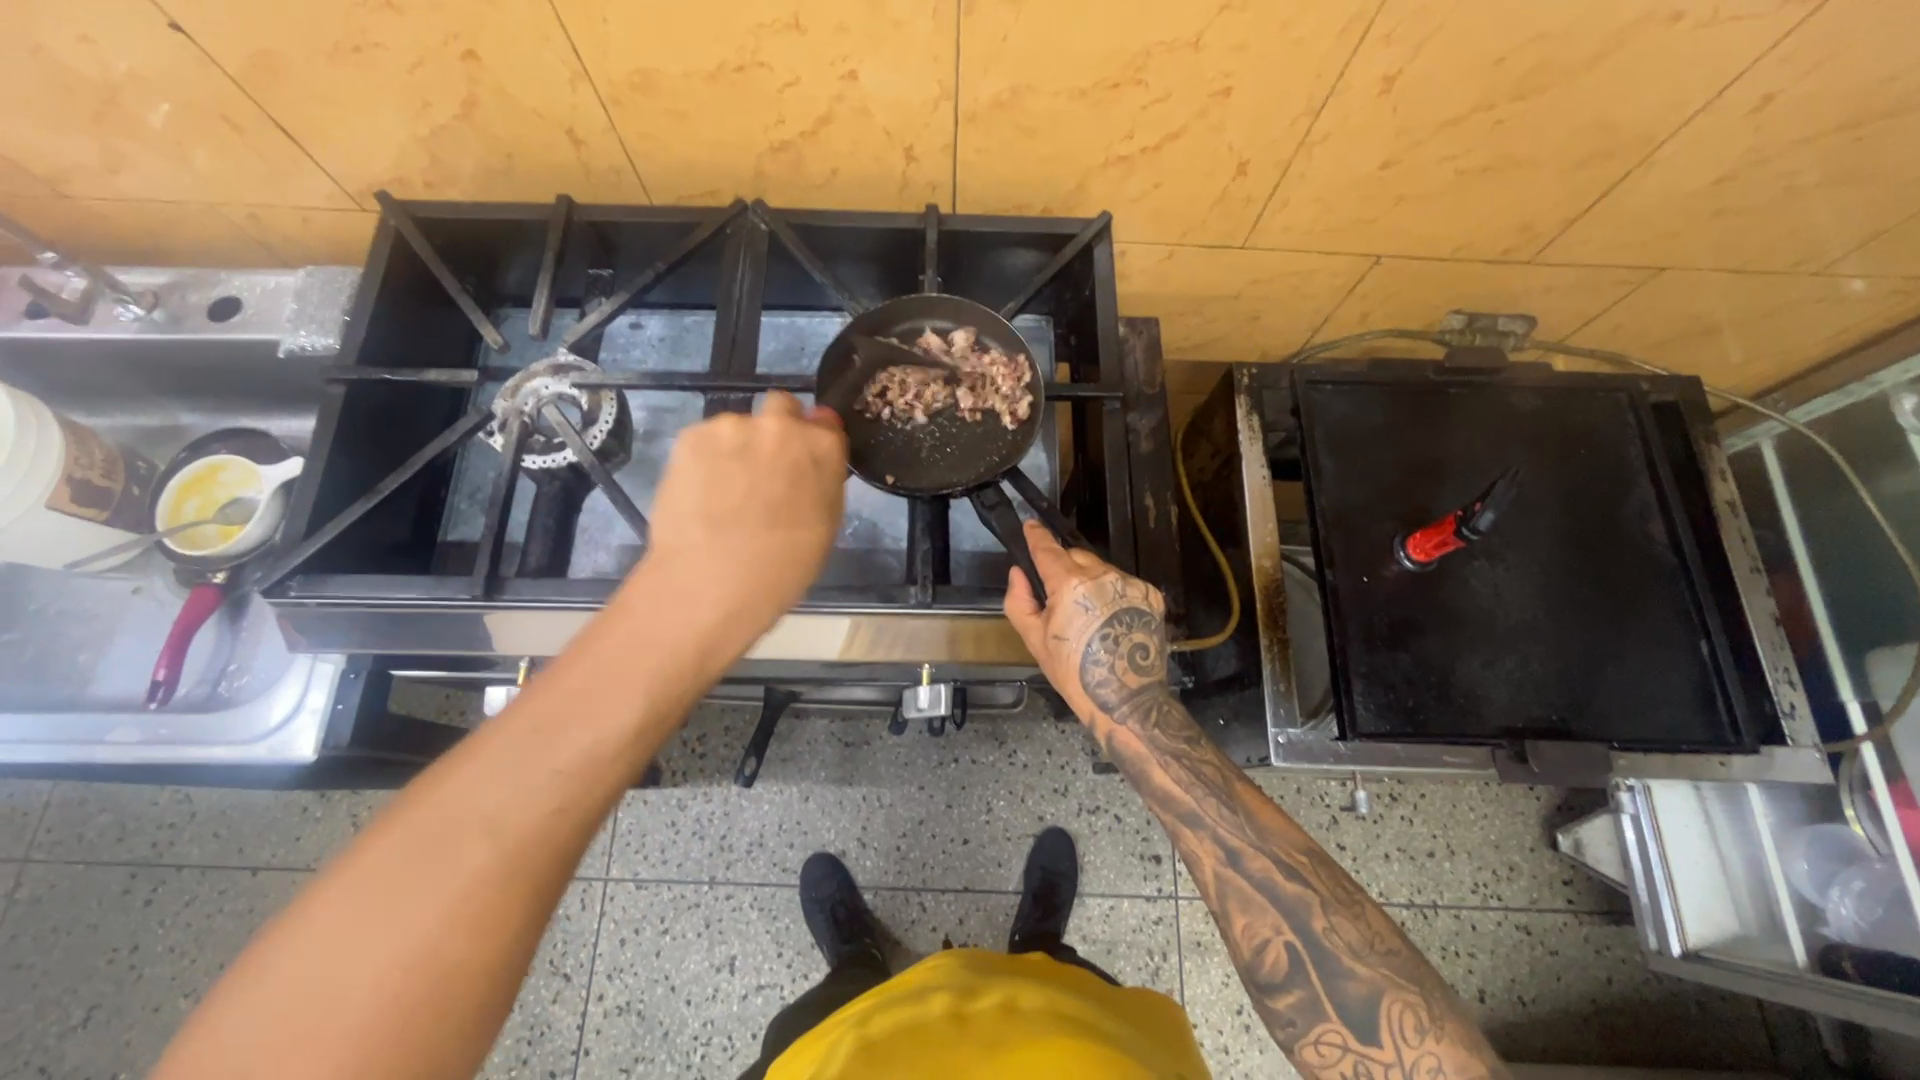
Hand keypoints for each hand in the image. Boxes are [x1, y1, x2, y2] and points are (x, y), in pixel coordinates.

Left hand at [634, 391, 847, 653]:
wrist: (713, 582)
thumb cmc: (783, 568)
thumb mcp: (825, 523)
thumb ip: (821, 478)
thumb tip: (812, 455)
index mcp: (822, 447)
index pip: (824, 422)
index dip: (811, 440)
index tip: (801, 462)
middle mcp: (780, 426)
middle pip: (781, 406)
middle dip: (775, 427)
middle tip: (762, 469)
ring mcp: (733, 427)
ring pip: (737, 425)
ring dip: (735, 447)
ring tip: (724, 491)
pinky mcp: (691, 437)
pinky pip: (704, 439)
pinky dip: (704, 459)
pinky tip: (701, 493)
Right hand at [1002, 520, 1169, 728]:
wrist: (1125, 699)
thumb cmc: (1074, 673)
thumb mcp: (1034, 640)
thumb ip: (1019, 601)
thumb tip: (1018, 573)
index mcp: (1070, 585)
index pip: (1048, 549)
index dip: (1037, 536)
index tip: (1030, 525)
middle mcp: (1102, 576)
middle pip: (1075, 557)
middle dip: (1063, 567)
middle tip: (1056, 594)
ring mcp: (1130, 584)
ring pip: (1100, 569)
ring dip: (1088, 581)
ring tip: (1085, 614)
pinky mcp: (1150, 595)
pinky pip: (1122, 583)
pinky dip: (1111, 592)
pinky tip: (1107, 618)